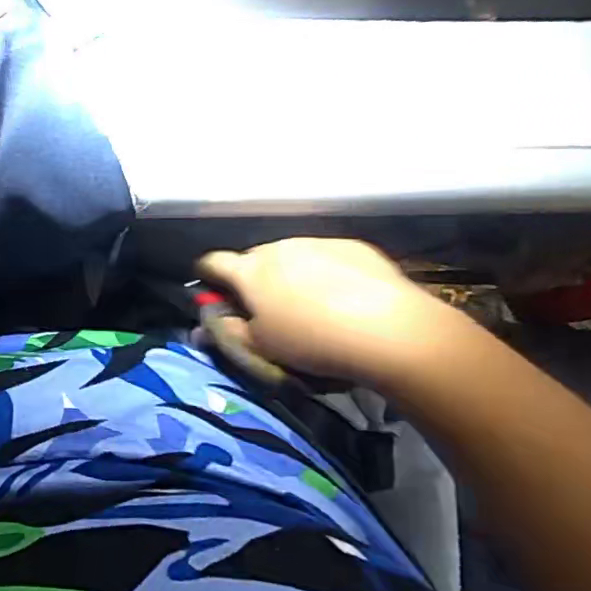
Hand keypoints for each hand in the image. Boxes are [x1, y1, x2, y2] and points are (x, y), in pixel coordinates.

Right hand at [196, 238, 478, 386]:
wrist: (388, 329)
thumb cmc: (311, 342)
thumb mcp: (262, 347)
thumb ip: (228, 333)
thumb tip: (201, 327)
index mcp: (248, 272)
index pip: (212, 263)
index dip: (207, 276)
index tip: (212, 291)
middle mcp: (278, 247)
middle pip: (254, 259)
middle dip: (254, 279)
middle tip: (266, 309)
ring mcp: (316, 242)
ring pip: (291, 255)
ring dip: (290, 274)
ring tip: (309, 305)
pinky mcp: (352, 246)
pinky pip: (326, 256)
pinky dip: (325, 272)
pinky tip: (343, 296)